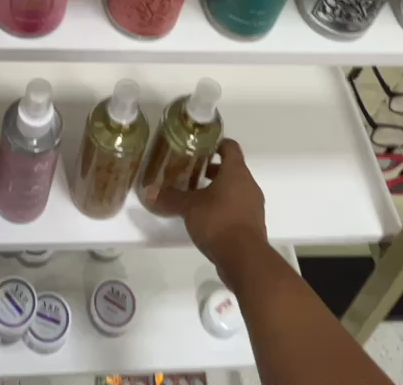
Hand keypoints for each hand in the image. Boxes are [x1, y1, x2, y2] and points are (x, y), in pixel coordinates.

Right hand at [178, 139, 268, 279]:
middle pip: (232, 170)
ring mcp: (254, 206)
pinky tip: (207, 219)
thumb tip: (148, 191)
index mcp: (236, 172)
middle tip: (191, 173)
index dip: (216, 143)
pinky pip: (238, 209)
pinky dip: (225, 209)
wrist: (245, 259)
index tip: (201, 147)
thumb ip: (170, 198)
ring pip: (235, 190)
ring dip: (218, 191)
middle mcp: (249, 185)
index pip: (230, 147)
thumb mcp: (189, 207)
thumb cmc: (218, 221)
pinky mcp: (253, 226)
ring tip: (196, 198)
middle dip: (212, 171)